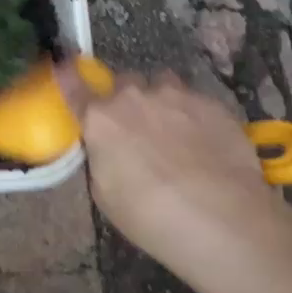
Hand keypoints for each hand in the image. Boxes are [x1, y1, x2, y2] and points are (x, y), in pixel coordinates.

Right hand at [60, 67, 280, 267]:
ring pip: (162, 85)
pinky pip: (194, 100)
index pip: (74, 84)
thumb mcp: (106, 196)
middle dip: (127, 100)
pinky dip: (194, 116)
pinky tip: (207, 146)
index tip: (66, 70)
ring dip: (162, 102)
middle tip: (137, 130)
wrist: (225, 222)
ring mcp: (176, 95)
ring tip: (176, 134)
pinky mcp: (211, 103)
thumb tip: (107, 146)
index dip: (69, 76)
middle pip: (124, 83)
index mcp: (102, 119)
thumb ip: (101, 157)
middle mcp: (134, 96)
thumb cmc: (153, 219)